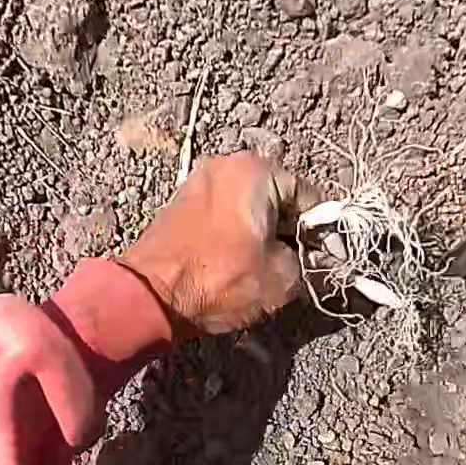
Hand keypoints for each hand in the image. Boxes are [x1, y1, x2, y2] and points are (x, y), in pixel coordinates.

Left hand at [118, 152, 310, 336]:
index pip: (307, 197)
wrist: (147, 298)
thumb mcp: (282, 278)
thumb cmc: (216, 282)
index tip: (318, 261)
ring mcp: (194, 186)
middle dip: (283, 234)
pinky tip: (228, 269)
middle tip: (286, 270)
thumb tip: (309, 259)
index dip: (317, 233)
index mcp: (255, 169)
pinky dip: (228, 241)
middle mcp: (223, 166)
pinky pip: (217, 221)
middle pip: (273, 201)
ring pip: (243, 213)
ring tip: (255, 274)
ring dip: (255, 239)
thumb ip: (308, 262)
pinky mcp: (175, 209)